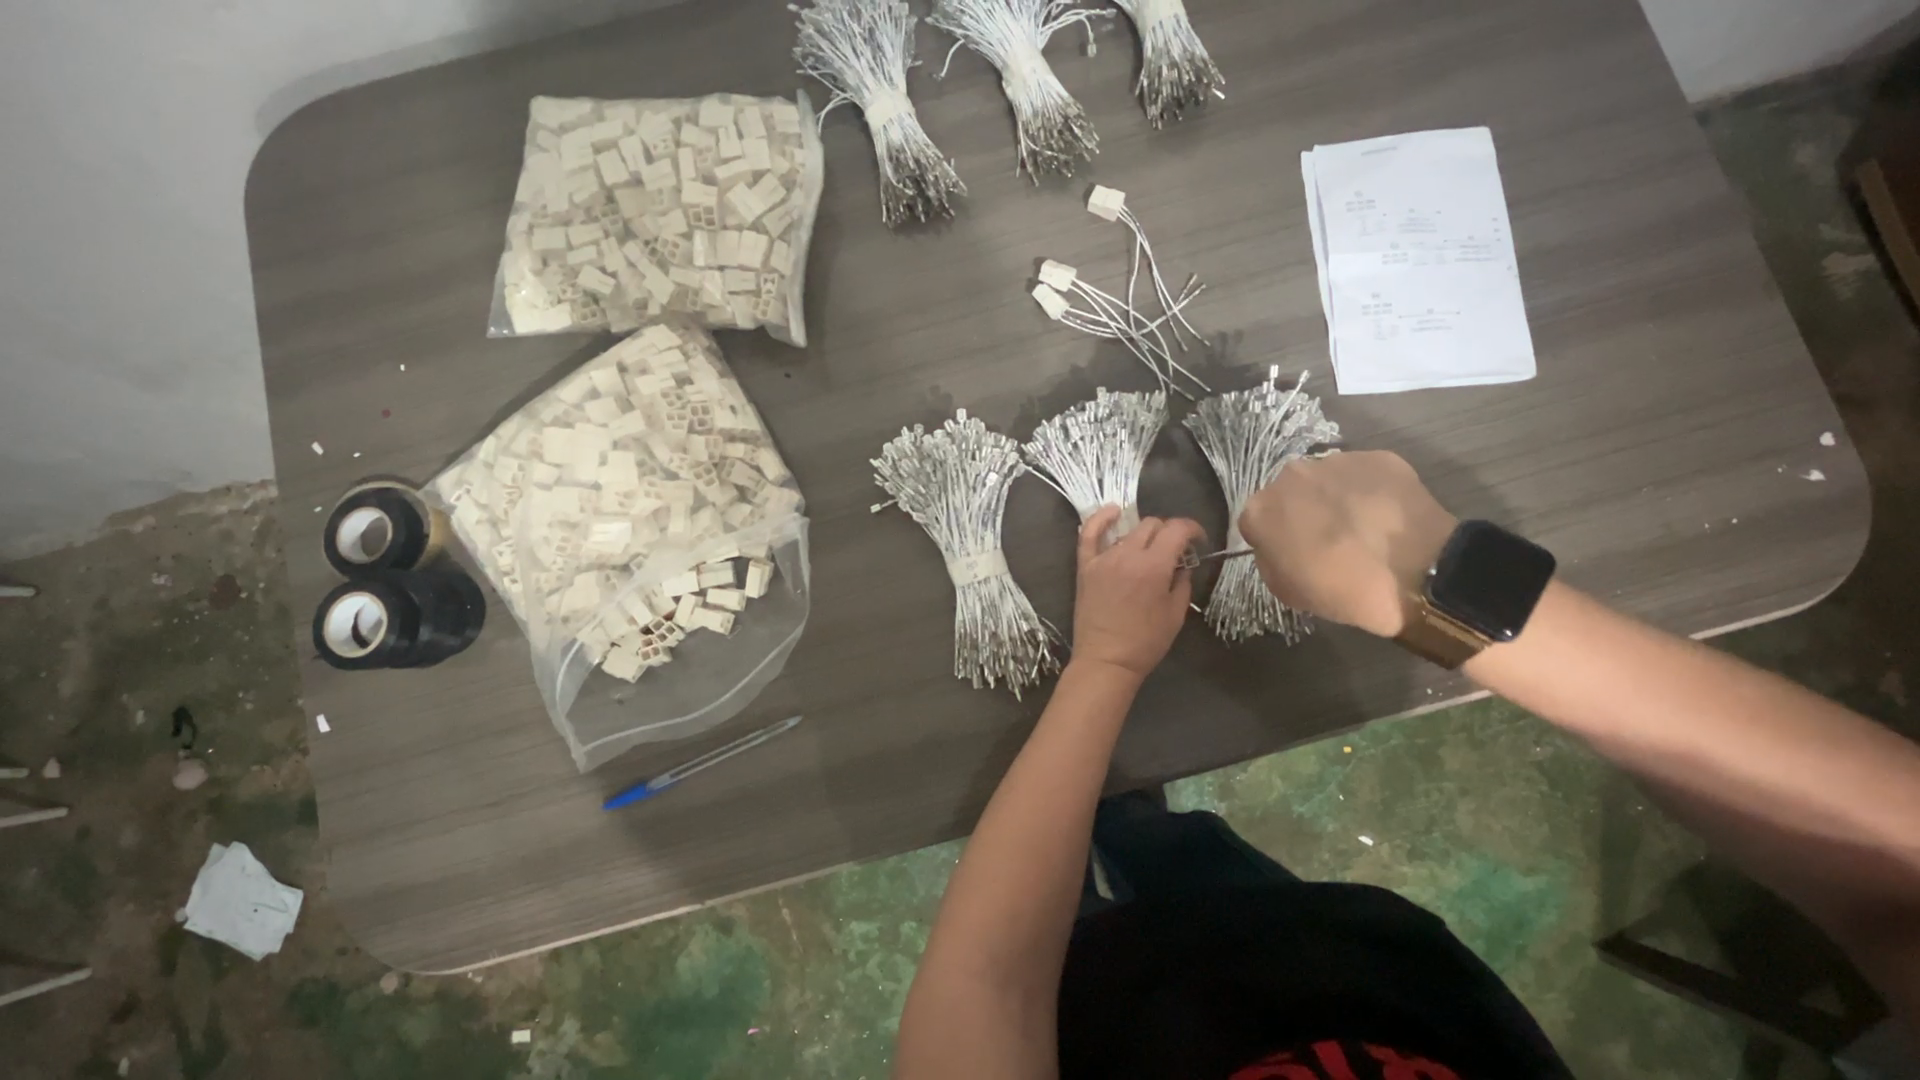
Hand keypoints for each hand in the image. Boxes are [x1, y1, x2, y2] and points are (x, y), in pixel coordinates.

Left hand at [1070, 506, 1204, 681]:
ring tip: (1149, 550)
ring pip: (1127, 531)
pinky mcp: (1085, 567)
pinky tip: (1112, 512)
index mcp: (1154, 566)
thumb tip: (1182, 565)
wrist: (1106, 661)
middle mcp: (1128, 555)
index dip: (1192, 529)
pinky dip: (1100, 519)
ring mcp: (1103, 559)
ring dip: (1143, 535)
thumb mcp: (1175, 613)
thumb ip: (1182, 582)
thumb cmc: (1146, 642)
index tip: (1198, 540)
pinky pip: (1089, 534)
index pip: (1177, 529)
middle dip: (1169, 532)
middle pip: (1152, 525)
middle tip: (1174, 551)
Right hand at [1237, 451, 1456, 637]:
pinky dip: (1369, 491)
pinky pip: (1363, 474)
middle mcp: (1290, 474)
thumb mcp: (1287, 591)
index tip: (1293, 556)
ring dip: (1335, 498)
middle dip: (1302, 511)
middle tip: (1329, 539)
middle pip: (1289, 493)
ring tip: (1363, 526)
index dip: (1274, 540)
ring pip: (1326, 480)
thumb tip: (1279, 546)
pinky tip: (1386, 515)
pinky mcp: (1377, 456)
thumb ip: (1271, 560)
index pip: (1255, 521)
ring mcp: (1335, 460)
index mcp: (1260, 509)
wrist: (1418, 573)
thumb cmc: (1344, 590)